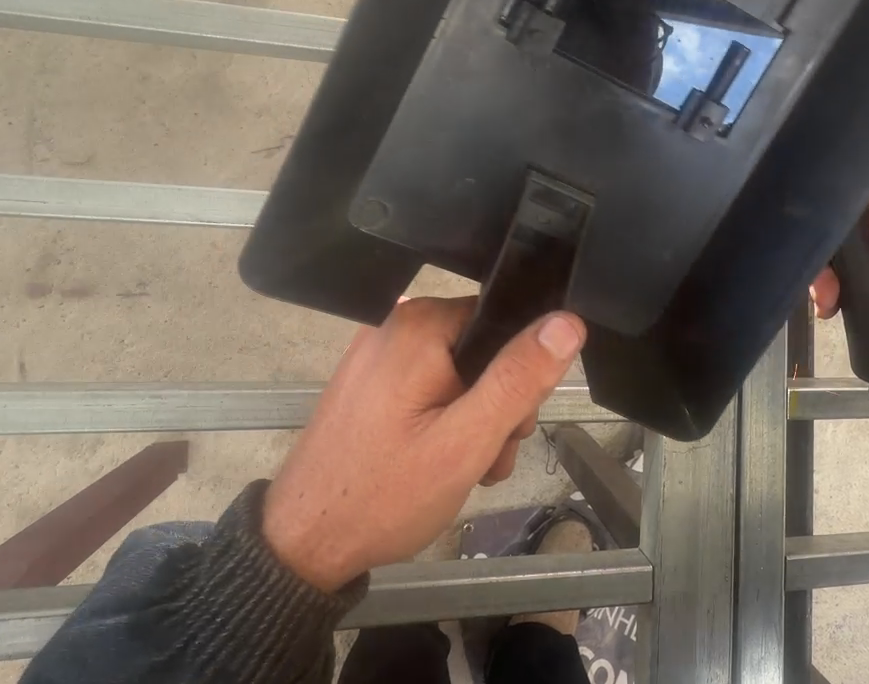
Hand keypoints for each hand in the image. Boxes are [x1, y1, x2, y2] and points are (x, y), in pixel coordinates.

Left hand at [262, 297, 586, 590]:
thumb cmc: (385, 494)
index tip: (517, 422)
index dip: (523, 370)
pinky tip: (443, 463)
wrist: (300, 547)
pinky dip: (446, 420)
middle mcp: (397, 325)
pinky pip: (430, 386)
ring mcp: (379, 354)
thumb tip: (568, 322)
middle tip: (489, 455)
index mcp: (420, 325)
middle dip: (500, 404)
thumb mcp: (466, 441)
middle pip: (484, 348)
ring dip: (477, 419)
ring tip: (467, 469)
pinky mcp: (370, 382)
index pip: (504, 321)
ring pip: (460, 372)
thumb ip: (519, 379)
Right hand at [812, 132, 868, 396]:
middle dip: (818, 233)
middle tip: (815, 264)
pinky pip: (849, 263)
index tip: (795, 192)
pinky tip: (832, 301)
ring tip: (826, 294)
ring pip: (838, 233)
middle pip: (835, 194)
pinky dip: (838, 282)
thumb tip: (839, 117)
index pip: (850, 142)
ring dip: (826, 266)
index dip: (818, 164)